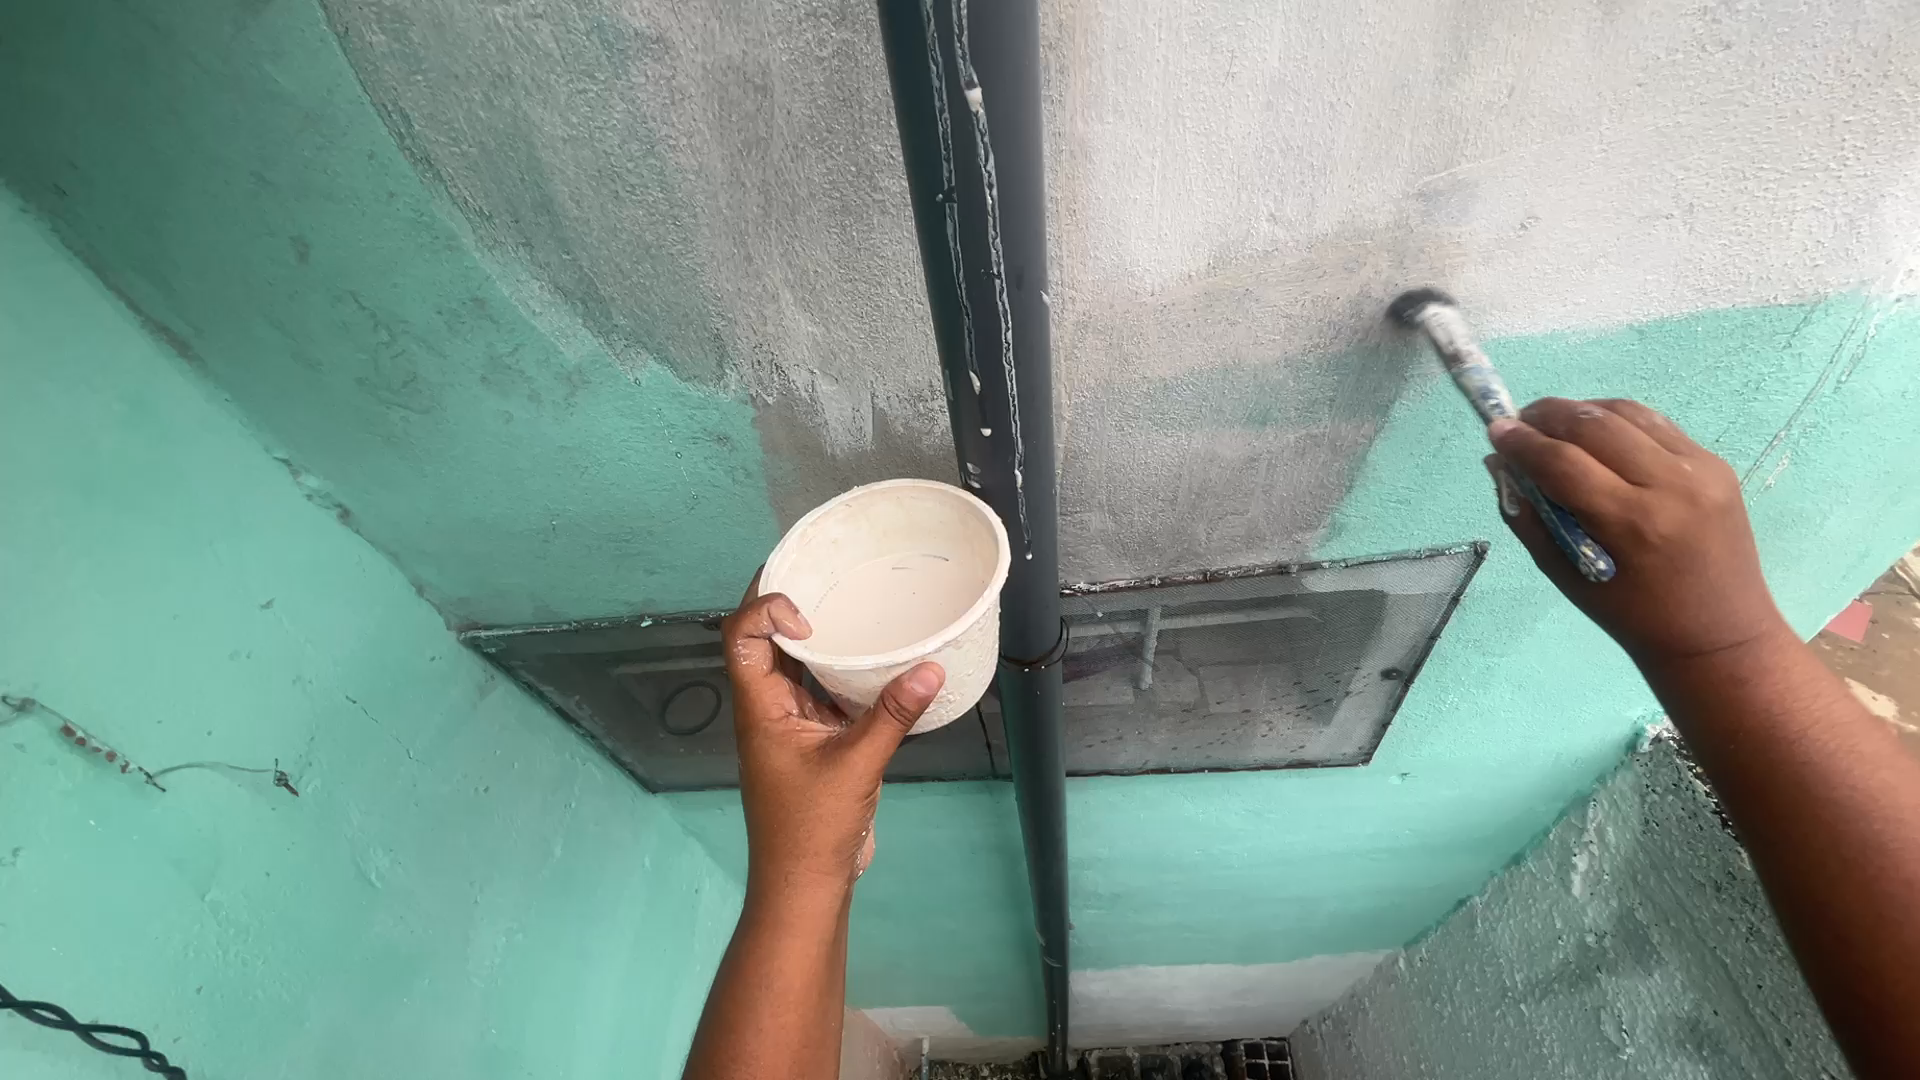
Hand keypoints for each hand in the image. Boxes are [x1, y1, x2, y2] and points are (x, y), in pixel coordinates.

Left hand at [721, 574, 944, 892]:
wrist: (806, 884)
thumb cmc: (813, 826)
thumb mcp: (857, 765)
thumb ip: (893, 715)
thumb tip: (933, 668)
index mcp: (760, 706)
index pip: (742, 637)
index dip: (765, 609)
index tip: (811, 614)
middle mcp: (769, 705)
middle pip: (764, 641)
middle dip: (788, 603)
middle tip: (828, 571)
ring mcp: (791, 722)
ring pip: (795, 665)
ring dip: (816, 635)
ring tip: (853, 602)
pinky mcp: (815, 738)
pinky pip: (822, 689)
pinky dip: (841, 669)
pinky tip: (874, 657)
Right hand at [1486, 397, 1791, 665]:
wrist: (1717, 629)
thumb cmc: (1626, 611)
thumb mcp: (1560, 570)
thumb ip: (1525, 514)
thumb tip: (1498, 464)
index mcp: (1629, 521)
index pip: (1561, 462)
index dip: (1521, 442)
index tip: (1493, 430)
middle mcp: (1670, 485)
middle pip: (1595, 426)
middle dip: (1547, 415)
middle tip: (1516, 421)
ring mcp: (1700, 470)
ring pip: (1628, 414)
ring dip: (1580, 410)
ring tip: (1549, 421)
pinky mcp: (1714, 465)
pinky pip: (1655, 425)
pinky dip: (1613, 420)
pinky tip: (1590, 431)